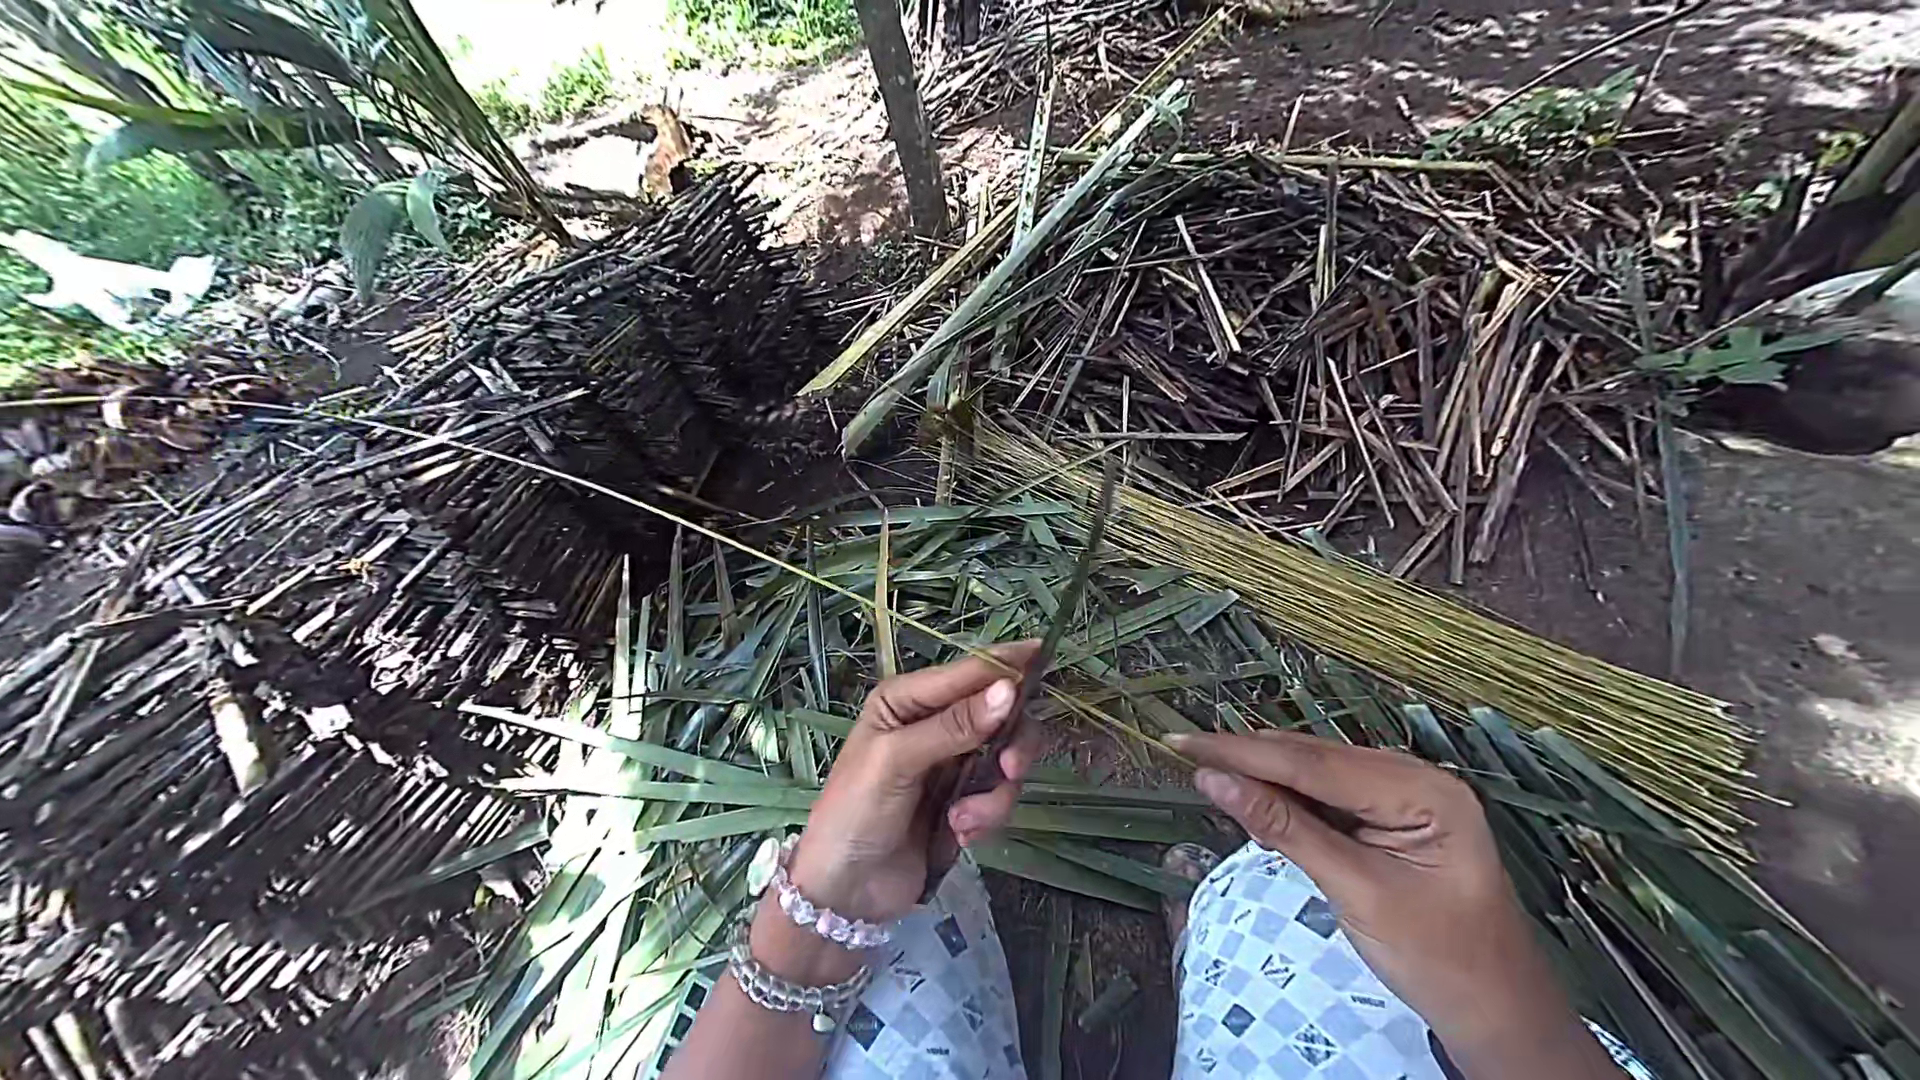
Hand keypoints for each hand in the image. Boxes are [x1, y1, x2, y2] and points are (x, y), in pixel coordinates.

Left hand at [787, 641, 1042, 925]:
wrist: (842, 894)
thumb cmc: (855, 811)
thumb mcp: (897, 761)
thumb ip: (954, 726)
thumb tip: (1009, 690)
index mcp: (909, 700)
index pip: (967, 672)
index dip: (1006, 664)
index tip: (1043, 653)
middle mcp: (935, 723)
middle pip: (1000, 714)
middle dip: (1012, 742)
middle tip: (1011, 769)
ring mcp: (953, 763)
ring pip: (1007, 758)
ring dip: (995, 793)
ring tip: (964, 822)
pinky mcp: (966, 800)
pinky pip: (1000, 795)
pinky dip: (988, 816)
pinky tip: (961, 835)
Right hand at [1168, 731, 1620, 1078]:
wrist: (1498, 1015)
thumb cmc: (1439, 960)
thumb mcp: (1356, 892)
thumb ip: (1282, 827)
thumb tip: (1212, 780)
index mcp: (1421, 790)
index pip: (1310, 762)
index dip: (1240, 751)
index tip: (1183, 743)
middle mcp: (1410, 775)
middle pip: (1307, 757)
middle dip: (1245, 759)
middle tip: (1184, 753)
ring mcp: (1399, 790)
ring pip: (1308, 769)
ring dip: (1260, 776)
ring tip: (1210, 775)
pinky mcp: (1384, 809)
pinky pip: (1320, 791)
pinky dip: (1282, 796)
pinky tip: (1254, 801)